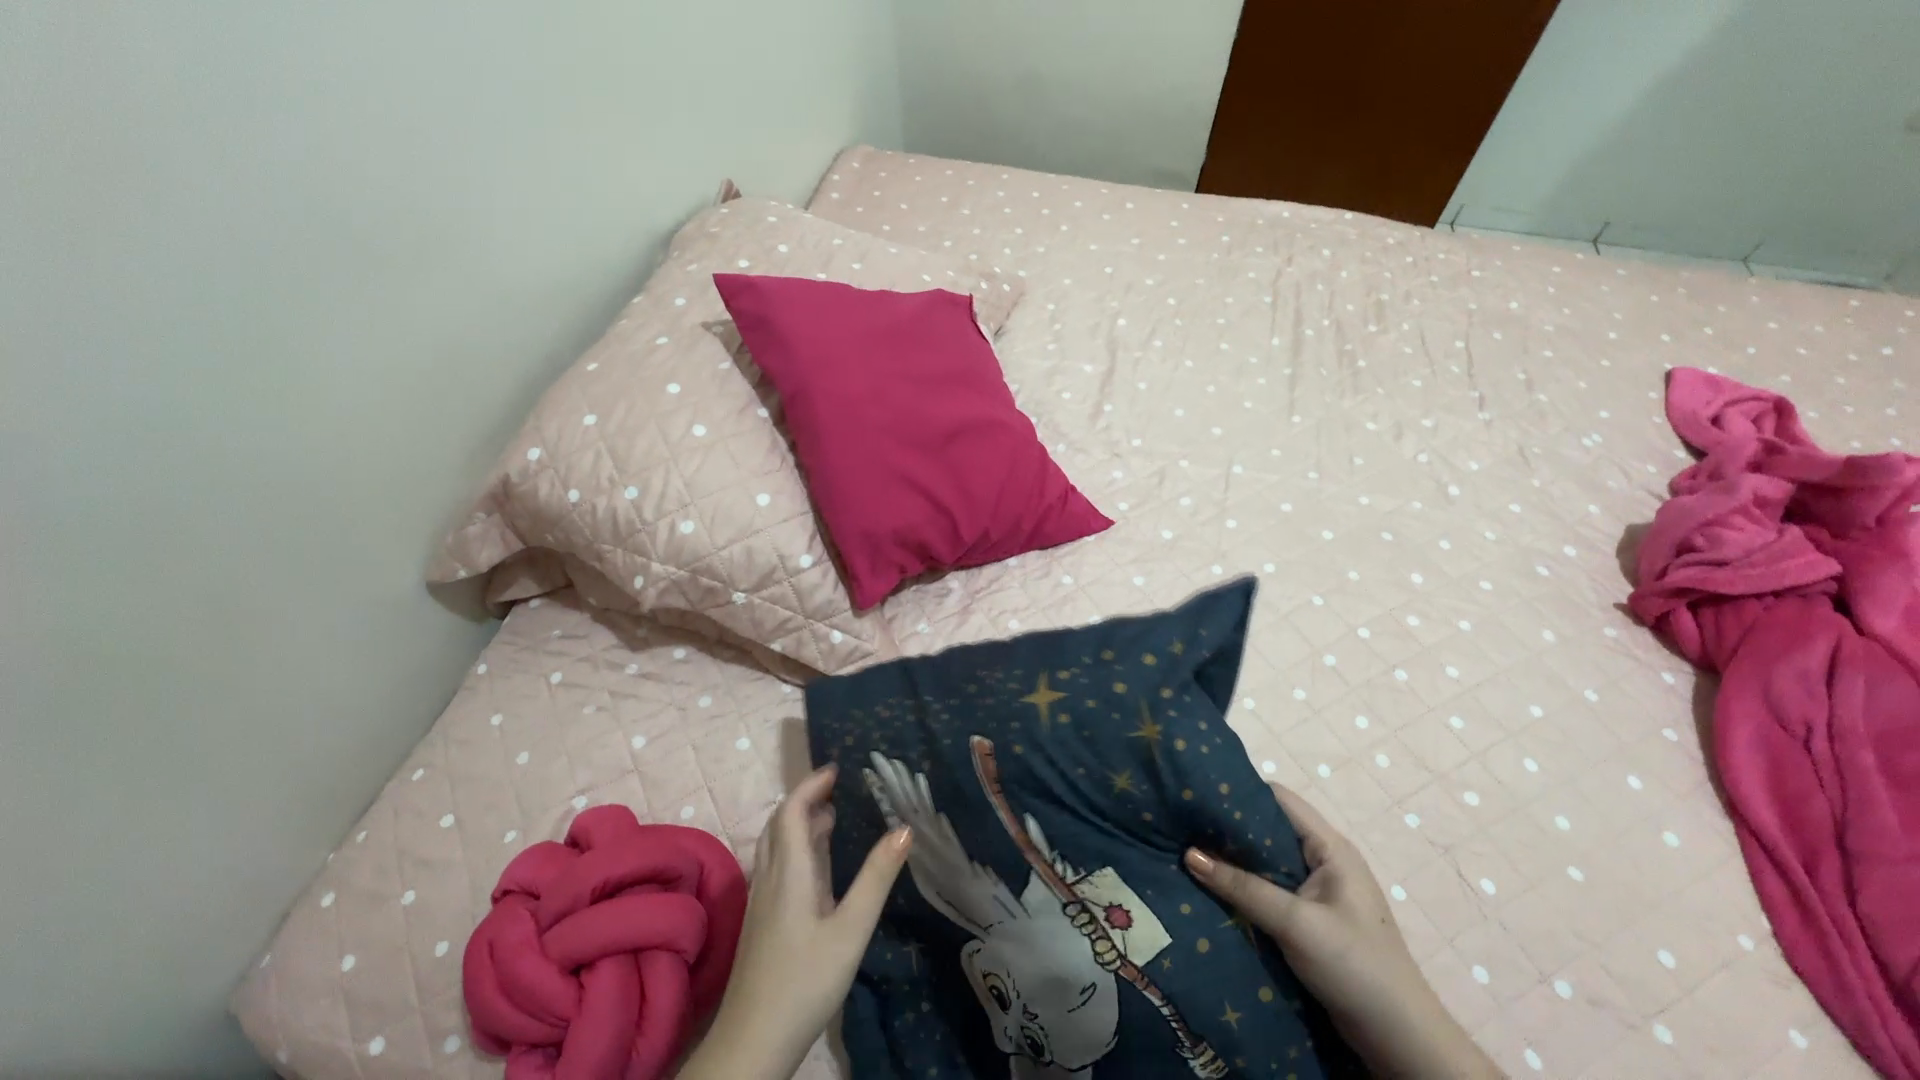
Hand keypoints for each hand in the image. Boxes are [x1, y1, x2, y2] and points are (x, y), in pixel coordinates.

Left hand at [679, 765, 911, 1079]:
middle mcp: (770, 879)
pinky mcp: (763, 923)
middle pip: (779, 824)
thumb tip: (904, 827)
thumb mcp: (851, 929)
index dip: (811, 785)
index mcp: (788, 873)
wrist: (753, 1039)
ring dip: (800, 825)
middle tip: (838, 788)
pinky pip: (778, 868)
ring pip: (776, 848)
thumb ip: (876, 878)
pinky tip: (820, 869)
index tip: (837, 768)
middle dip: (805, 799)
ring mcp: (762, 902)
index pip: (791, 811)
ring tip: (833, 817)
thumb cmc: (806, 981)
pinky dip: (798, 851)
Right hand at [1184, 784, 1500, 1079]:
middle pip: (1270, 829)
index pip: (1279, 799)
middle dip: (1229, 826)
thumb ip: (1242, 887)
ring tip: (1189, 851)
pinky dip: (1245, 885)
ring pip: (1268, 861)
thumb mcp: (1294, 923)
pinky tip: (1214, 888)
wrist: (1397, 1033)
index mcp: (1330, 847)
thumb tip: (1189, 853)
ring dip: (1235, 859)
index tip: (1196, 793)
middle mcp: (1325, 861)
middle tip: (1183, 824)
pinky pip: (1271, 889)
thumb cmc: (1353, 965)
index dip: (1239, 791)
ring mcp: (1319, 891)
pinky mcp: (1312, 918)